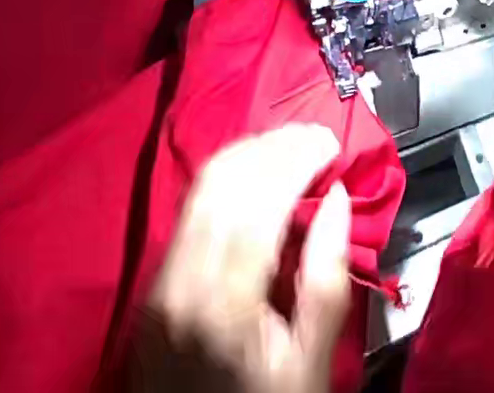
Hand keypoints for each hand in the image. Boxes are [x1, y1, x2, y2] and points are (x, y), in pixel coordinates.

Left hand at [134, 124, 351, 392]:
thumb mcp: (311, 358)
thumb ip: (327, 276)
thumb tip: (338, 198)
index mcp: (223, 307)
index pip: (257, 205)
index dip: (297, 162)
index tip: (333, 143)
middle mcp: (180, 285)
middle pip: (224, 185)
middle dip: (277, 147)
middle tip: (319, 135)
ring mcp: (160, 282)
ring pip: (203, 186)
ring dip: (253, 151)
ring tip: (295, 143)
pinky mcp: (155, 282)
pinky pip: (193, 204)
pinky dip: (232, 173)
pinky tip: (263, 169)